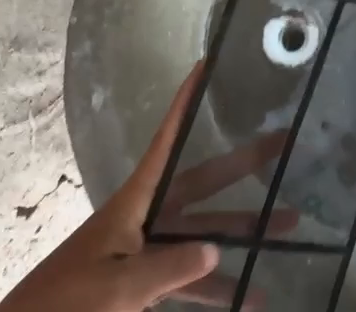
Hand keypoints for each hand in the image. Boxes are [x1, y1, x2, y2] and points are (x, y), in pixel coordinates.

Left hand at [0, 66, 294, 310]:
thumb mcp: (116, 286)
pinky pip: (189, 278)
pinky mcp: (144, 282)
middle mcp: (147, 216)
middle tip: (281, 144)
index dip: (185, 104)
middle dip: (242, 167)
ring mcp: (146, 250)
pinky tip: (247, 299)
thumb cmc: (66, 301)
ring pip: (204, 234)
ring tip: (289, 229)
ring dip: (242, 235)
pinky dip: (216, 289)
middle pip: (202, 185)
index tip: (204, 66)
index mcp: (135, 201)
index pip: (166, 142)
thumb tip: (215, 248)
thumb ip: (165, 268)